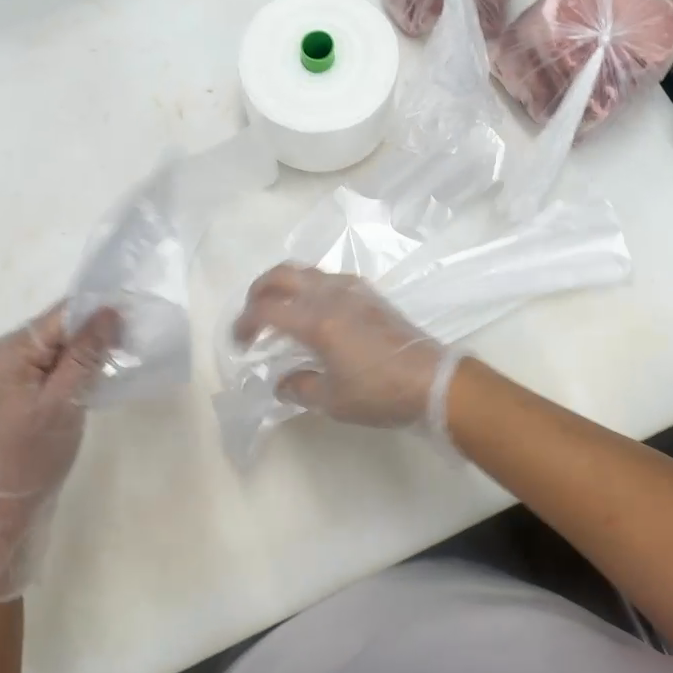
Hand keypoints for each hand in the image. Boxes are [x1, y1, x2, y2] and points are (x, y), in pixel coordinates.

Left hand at [0, 304, 117, 601]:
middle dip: (97, 331)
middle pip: (60, 327)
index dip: (99, 311)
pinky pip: (53, 366)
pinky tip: (101, 377)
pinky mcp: (19, 391)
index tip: (136, 315)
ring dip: (89, 351)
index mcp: (10, 350)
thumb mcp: (63, 401)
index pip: (62, 314)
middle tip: (136, 339)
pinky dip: (77, 368)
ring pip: (59, 347)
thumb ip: (85, 353)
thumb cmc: (30, 455)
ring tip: (125, 356)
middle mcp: (5, 353)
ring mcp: (10, 373)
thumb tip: (110, 310)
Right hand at [232, 264, 462, 434]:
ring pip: (307, 271)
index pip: (267, 309)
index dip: (245, 323)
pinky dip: (309, 287)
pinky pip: (329, 278)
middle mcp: (332, 295)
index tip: (239, 342)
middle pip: (282, 275)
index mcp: (317, 321)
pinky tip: (314, 311)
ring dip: (285, 285)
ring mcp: (353, 289)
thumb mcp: (332, 401)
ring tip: (279, 310)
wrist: (433, 381)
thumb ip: (300, 387)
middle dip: (258, 291)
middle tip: (251, 315)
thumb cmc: (380, 393)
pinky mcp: (370, 293)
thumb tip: (282, 382)